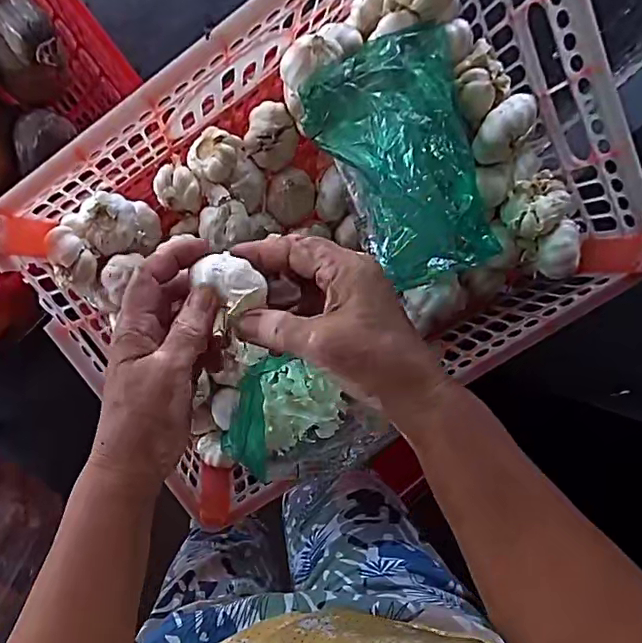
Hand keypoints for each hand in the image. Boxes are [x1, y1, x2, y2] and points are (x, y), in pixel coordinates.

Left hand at [88, 238, 218, 489]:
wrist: (134, 464)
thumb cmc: (143, 417)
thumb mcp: (169, 368)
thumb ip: (189, 328)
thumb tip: (208, 290)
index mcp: (134, 327)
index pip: (150, 277)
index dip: (174, 256)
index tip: (206, 247)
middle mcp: (146, 335)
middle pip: (171, 297)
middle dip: (198, 287)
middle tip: (231, 285)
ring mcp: (161, 356)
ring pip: (187, 324)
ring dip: (208, 320)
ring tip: (232, 322)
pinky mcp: (175, 376)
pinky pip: (195, 350)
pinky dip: (210, 347)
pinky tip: (224, 354)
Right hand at [232, 235, 451, 423]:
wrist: (412, 394)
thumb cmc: (371, 361)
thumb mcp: (318, 342)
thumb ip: (276, 328)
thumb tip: (238, 321)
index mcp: (346, 268)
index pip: (296, 248)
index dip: (260, 252)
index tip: (229, 259)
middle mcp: (350, 275)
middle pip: (299, 265)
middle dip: (265, 276)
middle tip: (230, 287)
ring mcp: (352, 298)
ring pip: (305, 290)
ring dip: (276, 300)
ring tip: (241, 310)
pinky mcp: (352, 321)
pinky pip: (315, 310)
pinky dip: (291, 317)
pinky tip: (266, 330)